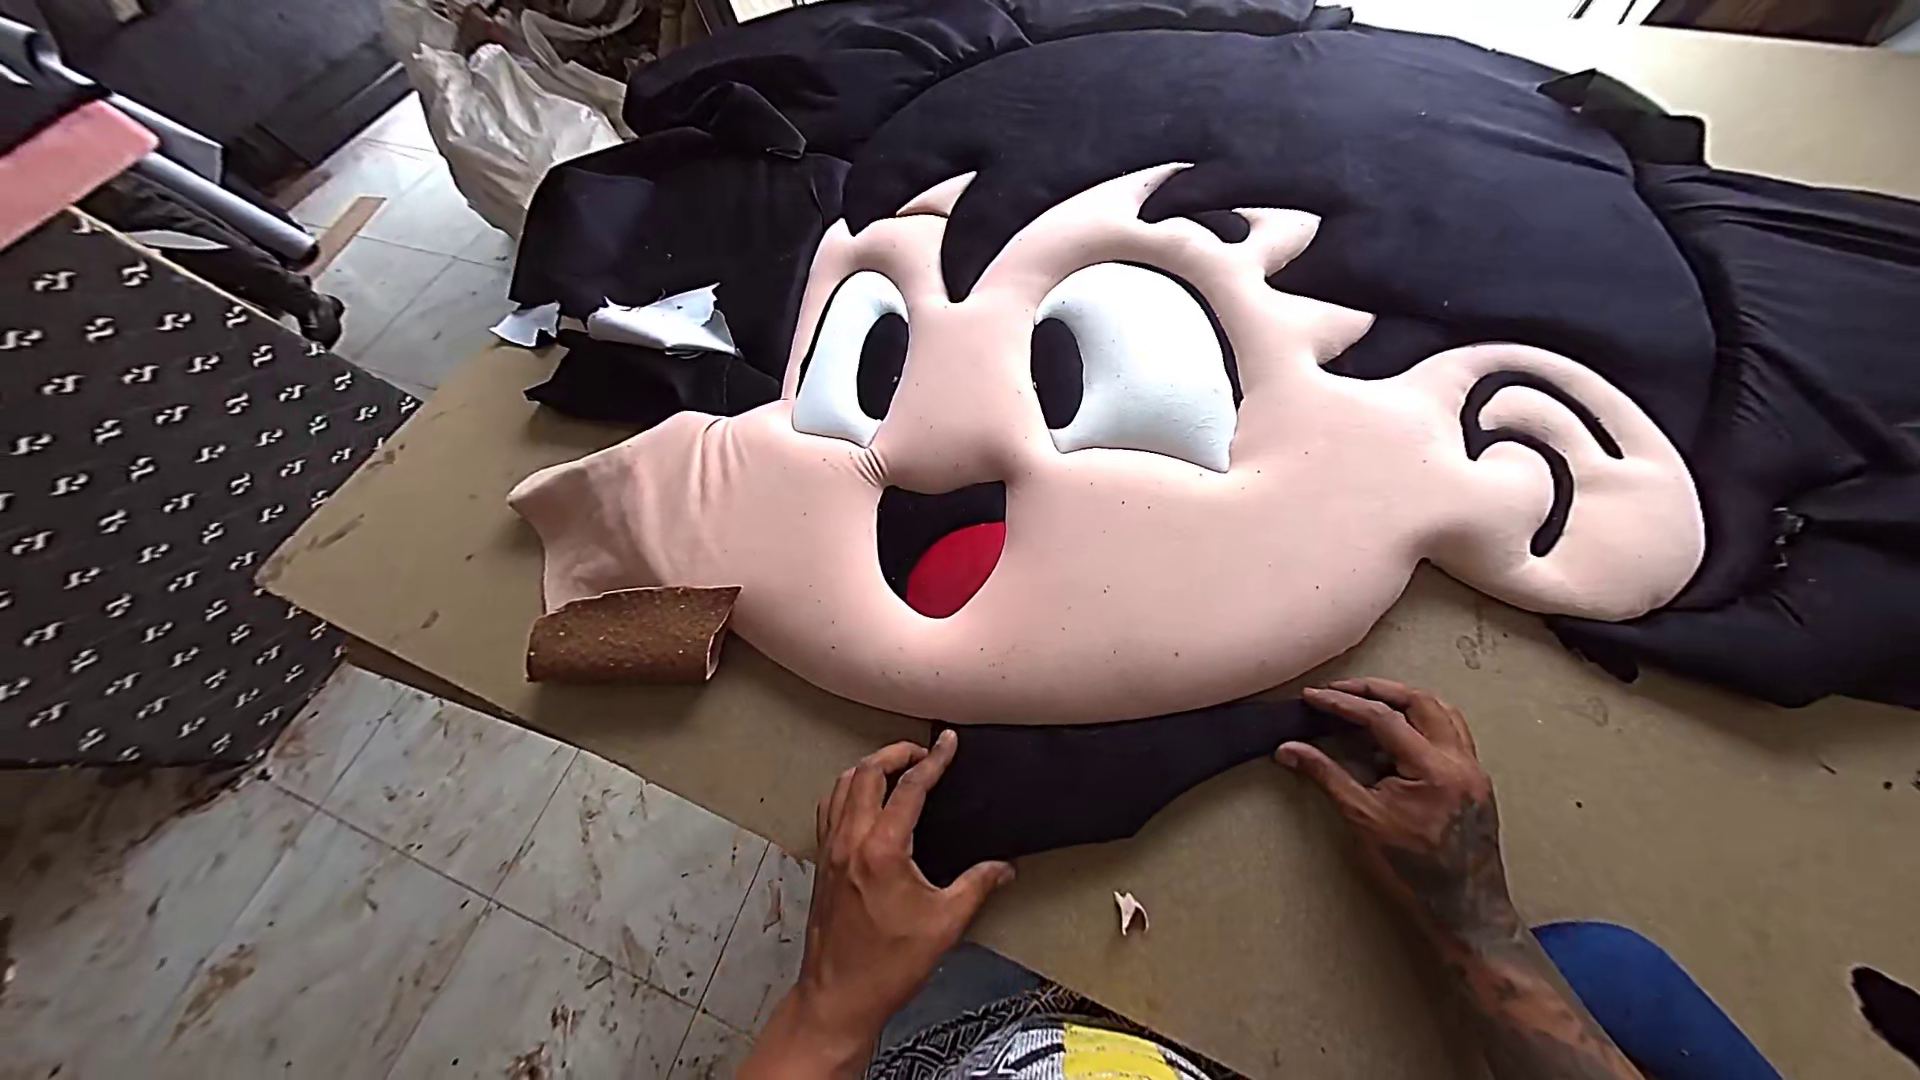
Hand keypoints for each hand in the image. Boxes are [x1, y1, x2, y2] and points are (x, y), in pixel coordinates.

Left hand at [743, 731, 1014, 1078]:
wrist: (838, 998)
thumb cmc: (887, 966)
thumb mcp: (944, 924)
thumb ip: (977, 886)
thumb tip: (1003, 868)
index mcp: (883, 850)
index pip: (910, 787)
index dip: (934, 759)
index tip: (947, 742)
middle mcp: (852, 840)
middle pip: (869, 771)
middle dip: (898, 752)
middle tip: (922, 751)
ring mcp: (832, 847)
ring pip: (843, 782)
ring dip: (871, 765)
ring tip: (896, 765)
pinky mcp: (823, 858)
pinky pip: (829, 805)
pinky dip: (848, 787)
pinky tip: (863, 795)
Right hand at [1277, 678, 1518, 946]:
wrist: (1464, 911)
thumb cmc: (1413, 869)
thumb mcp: (1361, 817)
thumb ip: (1324, 775)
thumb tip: (1286, 749)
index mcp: (1435, 771)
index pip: (1383, 718)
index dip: (1342, 702)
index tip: (1312, 697)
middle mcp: (1461, 763)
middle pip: (1420, 701)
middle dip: (1376, 689)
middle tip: (1339, 689)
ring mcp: (1473, 771)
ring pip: (1442, 712)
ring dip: (1402, 699)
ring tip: (1365, 699)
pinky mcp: (1473, 780)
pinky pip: (1450, 732)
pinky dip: (1419, 720)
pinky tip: (1393, 731)